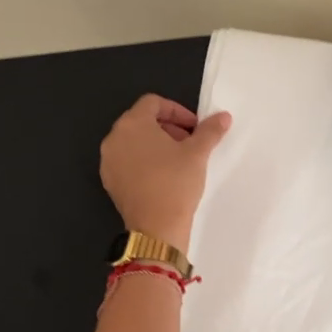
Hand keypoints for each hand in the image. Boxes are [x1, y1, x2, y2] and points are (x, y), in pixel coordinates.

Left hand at [99, 95, 231, 249]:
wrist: (156, 228)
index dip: (177, 111)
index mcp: (132, 124)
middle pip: (142, 121)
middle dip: (168, 127)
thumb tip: (223, 116)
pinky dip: (144, 161)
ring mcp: (108, 161)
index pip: (153, 103)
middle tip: (190, 143)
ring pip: (134, 142)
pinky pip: (127, 161)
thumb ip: (210, 131)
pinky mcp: (110, 182)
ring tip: (178, 160)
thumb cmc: (176, 182)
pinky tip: (163, 177)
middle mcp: (114, 138)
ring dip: (156, 144)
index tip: (195, 128)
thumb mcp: (197, 153)